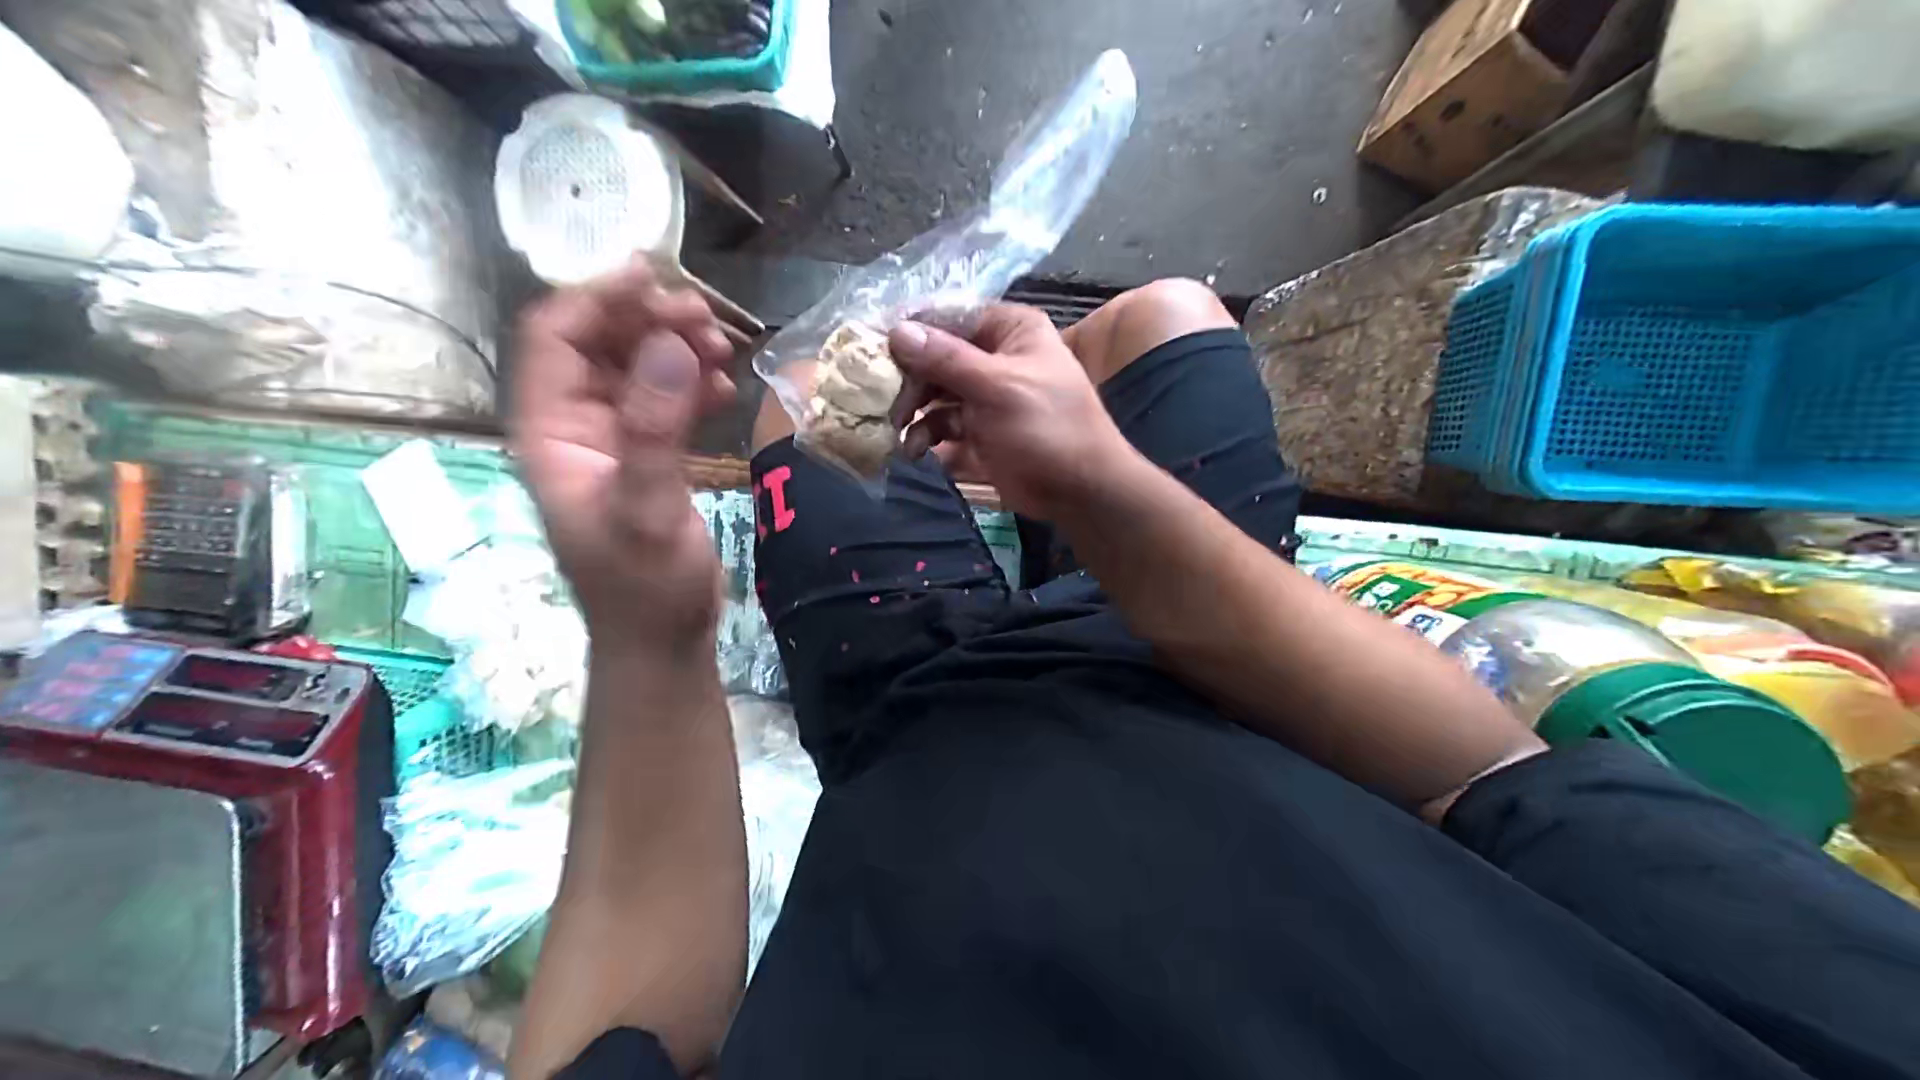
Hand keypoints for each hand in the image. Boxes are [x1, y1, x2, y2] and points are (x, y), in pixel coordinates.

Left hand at [510, 260, 736, 652]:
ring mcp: (613, 442)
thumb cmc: (646, 587)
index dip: (596, 298)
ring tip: (723, 346)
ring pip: (636, 370)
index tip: (652, 272)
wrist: (663, 637)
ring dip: (676, 349)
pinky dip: (692, 385)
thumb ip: (653, 432)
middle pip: (599, 347)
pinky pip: (664, 402)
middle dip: (647, 321)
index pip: (556, 340)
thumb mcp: (646, 512)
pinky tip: (724, 386)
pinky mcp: (647, 457)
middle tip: (705, 316)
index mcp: (550, 435)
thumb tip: (670, 346)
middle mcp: (574, 428)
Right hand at [889, 304, 1136, 519]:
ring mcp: (985, 394)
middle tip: (884, 402)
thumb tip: (897, 331)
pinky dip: (926, 435)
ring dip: (912, 410)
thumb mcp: (997, 387)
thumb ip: (946, 359)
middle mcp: (994, 356)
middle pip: (935, 355)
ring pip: (934, 391)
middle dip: (908, 379)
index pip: (949, 316)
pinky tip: (915, 451)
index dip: (911, 330)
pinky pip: (942, 424)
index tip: (872, 347)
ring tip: (897, 430)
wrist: (1079, 491)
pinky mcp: (978, 430)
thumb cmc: (1047, 428)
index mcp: (1009, 330)